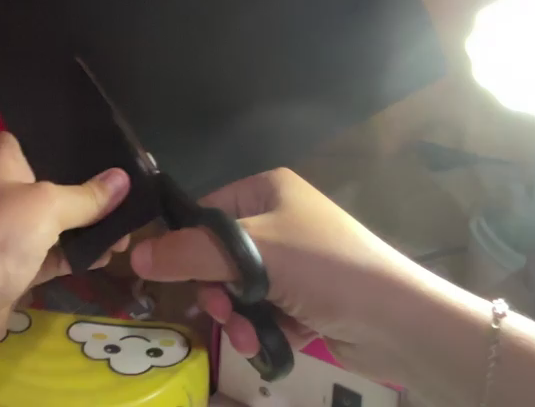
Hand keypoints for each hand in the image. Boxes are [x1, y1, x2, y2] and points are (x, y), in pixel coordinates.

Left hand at [0, 132, 129, 354]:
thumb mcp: (48, 205)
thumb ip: (86, 195)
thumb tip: (123, 178)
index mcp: (2, 162)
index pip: (28, 136)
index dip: (56, 134)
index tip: (94, 136)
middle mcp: (3, 191)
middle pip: (49, 179)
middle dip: (85, 185)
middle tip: (126, 186)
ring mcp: (8, 230)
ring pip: (54, 219)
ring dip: (86, 224)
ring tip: (127, 228)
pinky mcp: (15, 266)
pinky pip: (52, 253)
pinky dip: (76, 254)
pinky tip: (107, 255)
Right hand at [129, 169, 437, 379]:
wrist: (399, 321)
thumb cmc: (323, 267)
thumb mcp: (251, 252)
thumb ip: (190, 253)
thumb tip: (135, 254)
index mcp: (265, 190)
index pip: (206, 212)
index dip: (185, 244)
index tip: (173, 276)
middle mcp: (277, 220)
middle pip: (219, 255)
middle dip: (215, 288)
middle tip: (218, 309)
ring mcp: (293, 262)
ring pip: (238, 289)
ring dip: (234, 314)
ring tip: (244, 333)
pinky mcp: (305, 300)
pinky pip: (261, 311)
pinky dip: (257, 327)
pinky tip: (262, 343)